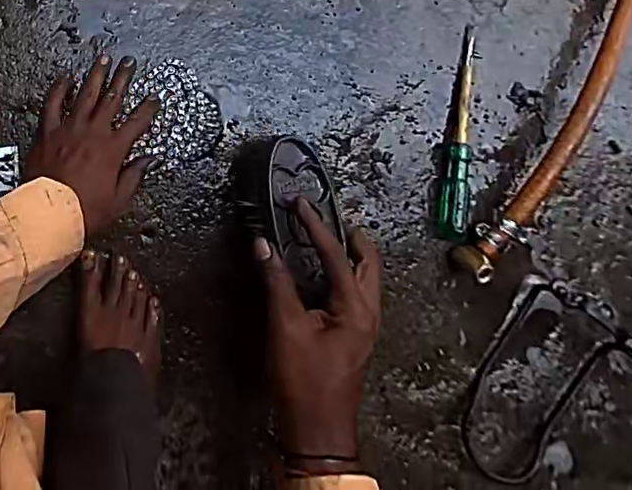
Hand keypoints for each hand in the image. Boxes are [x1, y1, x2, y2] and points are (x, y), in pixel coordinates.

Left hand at [27, 54, 158, 236]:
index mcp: (113, 149)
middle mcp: (93, 132)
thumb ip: (134, 176)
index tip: (153, 98)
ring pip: (85, 94)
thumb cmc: (84, 210)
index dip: (147, 109)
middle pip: (112, 98)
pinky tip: (66, 76)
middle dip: (122, 78)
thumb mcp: (118, 199)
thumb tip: (148, 160)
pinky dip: (60, 88)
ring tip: (103, 58)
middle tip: (128, 62)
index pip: (137, 123)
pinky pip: (53, 103)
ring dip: (96, 74)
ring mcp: (69, 128)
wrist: (49, 211)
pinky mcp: (48, 130)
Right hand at [254, 197, 381, 472]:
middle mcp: (368, 315)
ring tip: (324, 233)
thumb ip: (276, 281)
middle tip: (326, 214)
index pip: (337, 256)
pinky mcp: (353, 334)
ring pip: (365, 278)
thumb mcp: (285, 326)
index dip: (316, 226)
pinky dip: (342, 270)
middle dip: (349, 236)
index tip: (300, 203)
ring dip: (348, 253)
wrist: (317, 429)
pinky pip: (355, 291)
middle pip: (368, 264)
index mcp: (356, 311)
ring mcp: (364, 326)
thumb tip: (264, 244)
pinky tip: (322, 269)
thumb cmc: (303, 379)